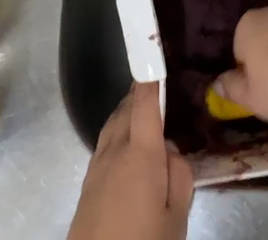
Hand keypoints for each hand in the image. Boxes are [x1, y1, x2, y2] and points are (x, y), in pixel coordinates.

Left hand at [69, 81, 194, 239]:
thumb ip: (180, 177)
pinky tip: (132, 152)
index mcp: (140, 152)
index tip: (154, 50)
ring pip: (113, 125)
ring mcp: (96, 165)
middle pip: (126, 109)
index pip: (145, 101)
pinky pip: (106, 145)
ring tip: (149, 118)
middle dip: (142, 94)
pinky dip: (120, 135)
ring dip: (128, 114)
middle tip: (162, 89)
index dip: (151, 75)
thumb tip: (172, 151)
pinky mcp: (88, 183)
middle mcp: (114, 149)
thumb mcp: (176, 216)